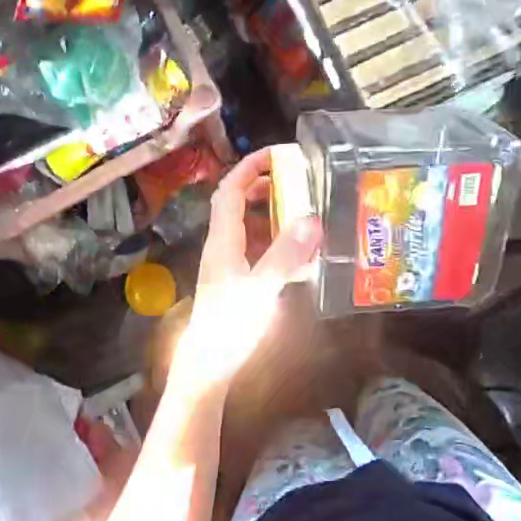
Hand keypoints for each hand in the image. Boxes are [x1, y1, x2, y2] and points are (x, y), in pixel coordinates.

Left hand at [170, 149, 320, 391]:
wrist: (209, 367)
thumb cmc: (229, 328)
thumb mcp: (261, 289)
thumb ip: (285, 254)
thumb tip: (312, 217)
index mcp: (223, 241)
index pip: (231, 191)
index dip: (250, 167)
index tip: (277, 153)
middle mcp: (224, 247)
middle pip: (239, 205)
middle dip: (265, 187)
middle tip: (298, 180)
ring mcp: (230, 266)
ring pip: (251, 228)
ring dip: (275, 215)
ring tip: (306, 211)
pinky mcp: (239, 283)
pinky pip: (259, 252)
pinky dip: (279, 245)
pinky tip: (302, 255)